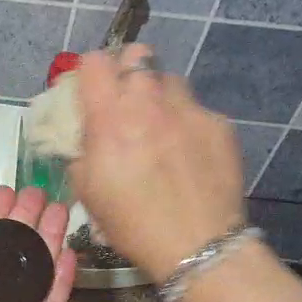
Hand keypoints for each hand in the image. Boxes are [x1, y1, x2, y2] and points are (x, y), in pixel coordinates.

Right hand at [66, 44, 246, 282]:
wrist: (198, 246)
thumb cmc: (132, 224)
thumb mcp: (88, 193)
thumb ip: (82, 154)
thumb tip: (88, 139)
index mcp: (110, 119)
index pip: (95, 63)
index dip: (90, 71)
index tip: (91, 89)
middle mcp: (148, 104)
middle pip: (137, 55)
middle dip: (128, 70)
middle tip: (127, 97)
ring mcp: (188, 111)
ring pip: (170, 80)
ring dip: (160, 95)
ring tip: (161, 124)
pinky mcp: (219, 124)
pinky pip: (197, 110)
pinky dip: (188, 123)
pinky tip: (189, 153)